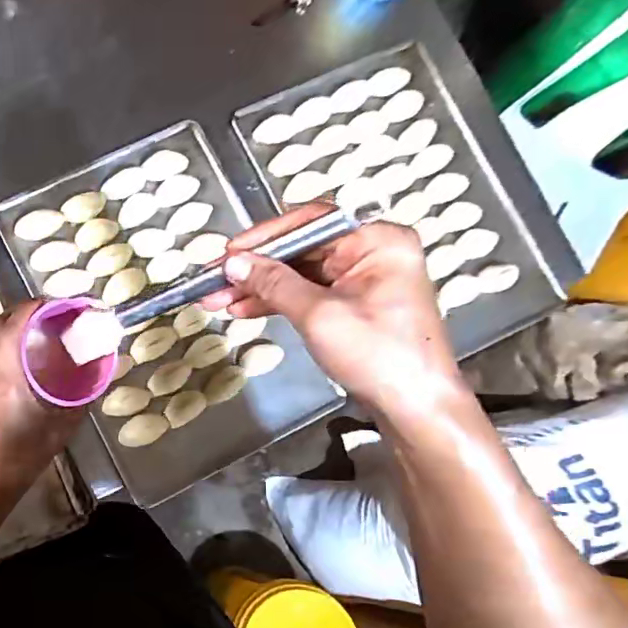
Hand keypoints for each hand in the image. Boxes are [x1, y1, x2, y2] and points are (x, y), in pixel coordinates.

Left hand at [0, 300, 86, 503]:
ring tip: (38, 332)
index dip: (37, 307)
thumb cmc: (24, 458)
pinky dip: (2, 341)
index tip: (60, 306)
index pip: (16, 325)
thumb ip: (80, 397)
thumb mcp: (61, 429)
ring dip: (11, 324)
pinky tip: (21, 355)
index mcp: (8, 379)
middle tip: (51, 317)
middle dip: (24, 312)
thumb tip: (99, 370)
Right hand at [198, 205, 463, 417]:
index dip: (265, 237)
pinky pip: (305, 293)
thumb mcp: (318, 315)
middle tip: (215, 279)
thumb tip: (235, 263)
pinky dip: (275, 301)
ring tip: (218, 299)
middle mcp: (371, 253)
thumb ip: (274, 284)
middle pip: (300, 248)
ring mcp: (361, 280)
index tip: (230, 253)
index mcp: (377, 241)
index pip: (311, 222)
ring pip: (297, 273)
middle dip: (255, 267)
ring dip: (257, 287)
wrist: (412, 405)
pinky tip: (243, 309)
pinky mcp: (351, 305)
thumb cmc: (378, 355)